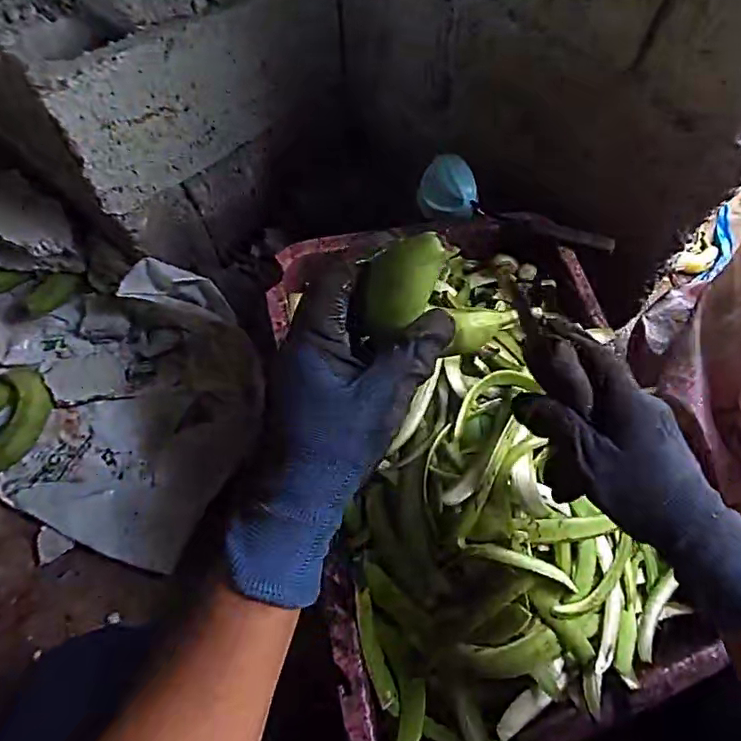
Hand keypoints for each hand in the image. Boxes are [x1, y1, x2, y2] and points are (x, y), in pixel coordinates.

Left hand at [226, 265, 451, 607]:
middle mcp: (303, 340)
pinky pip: (343, 341)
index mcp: (313, 336)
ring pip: (341, 318)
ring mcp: (305, 359)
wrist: (298, 493)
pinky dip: (368, 334)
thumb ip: (412, 354)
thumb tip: (442, 318)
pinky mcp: (313, 378)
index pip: (337, 278)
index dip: (368, 256)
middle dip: (377, 281)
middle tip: (416, 276)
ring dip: (374, 308)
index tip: (402, 247)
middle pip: (339, 293)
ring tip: (412, 303)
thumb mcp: (382, 397)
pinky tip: (394, 340)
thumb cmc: (337, 444)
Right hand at [512, 320, 740, 628]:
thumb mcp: (591, 460)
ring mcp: (653, 422)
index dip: (572, 341)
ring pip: (606, 413)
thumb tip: (525, 399)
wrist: (694, 526)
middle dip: (567, 397)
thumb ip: (561, 426)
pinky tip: (582, 480)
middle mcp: (642, 402)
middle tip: (541, 415)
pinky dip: (597, 445)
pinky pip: (619, 432)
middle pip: (597, 385)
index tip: (547, 332)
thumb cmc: (640, 491)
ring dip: (580, 431)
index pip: (598, 356)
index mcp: (627, 399)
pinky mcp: (658, 442)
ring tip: (561, 473)